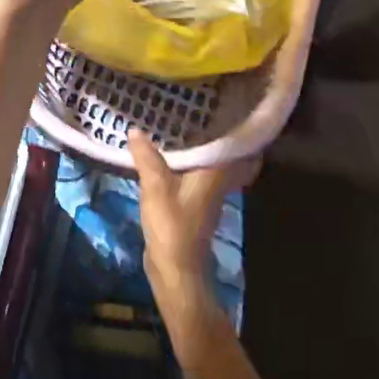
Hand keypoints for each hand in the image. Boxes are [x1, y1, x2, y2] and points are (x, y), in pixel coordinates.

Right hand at [129, 129, 253, 301]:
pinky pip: (198, 176)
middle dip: (226, 138)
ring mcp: (207, 196)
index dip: (244, 130)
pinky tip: (171, 156)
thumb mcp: (156, 187)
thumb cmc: (172, 226)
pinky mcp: (194, 205)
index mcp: (216, 175)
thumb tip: (135, 130)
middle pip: (231, 158)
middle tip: (208, 113)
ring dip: (207, 150)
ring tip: (187, 127)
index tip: (234, 108)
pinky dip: (192, 164)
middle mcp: (218, 183)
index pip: (242, 150)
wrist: (175, 270)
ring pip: (215, 167)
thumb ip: (146, 157)